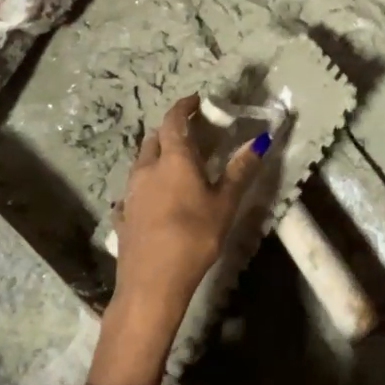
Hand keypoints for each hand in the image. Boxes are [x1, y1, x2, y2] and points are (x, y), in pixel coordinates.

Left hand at [86, 94, 264, 384]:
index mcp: (174, 159)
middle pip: (154, 139)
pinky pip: (133, 192)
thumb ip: (241, 170)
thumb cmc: (194, 237)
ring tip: (175, 164)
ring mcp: (131, 195)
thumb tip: (260, 140)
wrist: (151, 285)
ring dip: (156, 156)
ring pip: (141, 164)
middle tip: (189, 132)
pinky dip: (145, 186)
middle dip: (170, 130)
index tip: (196, 100)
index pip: (174, 121)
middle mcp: (147, 170)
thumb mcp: (225, 203)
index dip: (184, 106)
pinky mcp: (123, 218)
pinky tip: (154, 199)